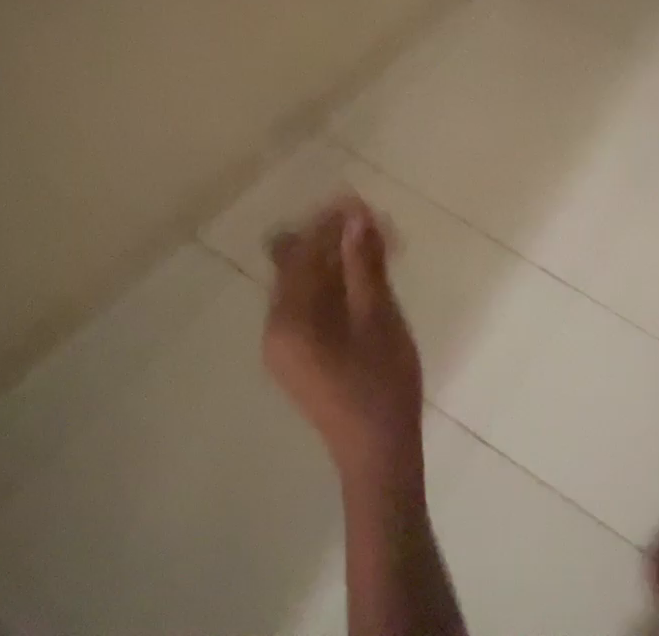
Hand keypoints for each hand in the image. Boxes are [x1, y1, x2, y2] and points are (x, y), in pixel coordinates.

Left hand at [263, 196, 423, 481]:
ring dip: (336, 260)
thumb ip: (365, 266)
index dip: (330, 222)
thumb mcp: (379, 319)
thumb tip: (358, 216)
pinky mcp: (299, 357)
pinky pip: (310, 306)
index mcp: (289, 319)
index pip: (300, 251)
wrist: (379, 455)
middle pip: (295, 264)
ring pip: (304, 284)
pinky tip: (367, 282)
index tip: (364, 203)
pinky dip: (334, 286)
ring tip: (379, 249)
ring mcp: (284, 345)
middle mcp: (275, 328)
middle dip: (332, 238)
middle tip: (377, 226)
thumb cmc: (383, 386)